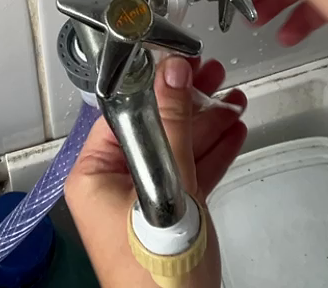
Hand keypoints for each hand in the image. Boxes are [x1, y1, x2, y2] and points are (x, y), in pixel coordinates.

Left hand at [63, 57, 247, 287]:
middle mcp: (112, 182)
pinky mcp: (168, 215)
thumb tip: (174, 70)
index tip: (183, 59)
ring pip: (175, 147)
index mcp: (93, 173)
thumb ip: (172, 126)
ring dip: (207, 124)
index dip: (155, 82)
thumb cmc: (158, 268)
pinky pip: (189, 173)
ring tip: (234, 97)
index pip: (124, 112)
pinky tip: (234, 130)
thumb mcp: (167, 187)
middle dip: (188, 101)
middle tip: (214, 72)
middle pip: (153, 125)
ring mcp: (141, 199)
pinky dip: (212, 153)